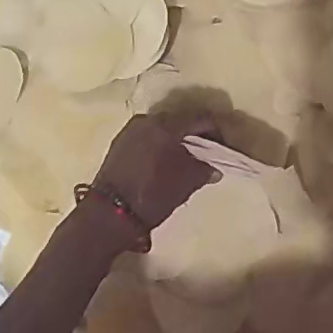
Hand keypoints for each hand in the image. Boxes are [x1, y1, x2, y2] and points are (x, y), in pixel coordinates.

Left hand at [91, 111, 219, 229]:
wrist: (108, 214)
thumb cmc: (153, 194)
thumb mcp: (186, 183)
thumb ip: (204, 170)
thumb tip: (214, 168)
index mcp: (166, 125)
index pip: (201, 117)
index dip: (217, 131)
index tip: (224, 147)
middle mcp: (147, 120)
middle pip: (180, 119)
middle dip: (197, 134)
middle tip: (208, 152)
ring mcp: (130, 130)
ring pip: (162, 128)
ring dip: (177, 139)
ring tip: (187, 159)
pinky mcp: (119, 143)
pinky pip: (148, 136)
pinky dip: (160, 144)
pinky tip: (165, 162)